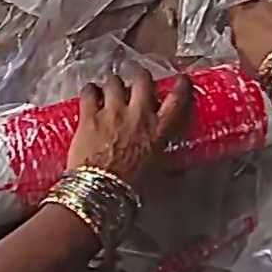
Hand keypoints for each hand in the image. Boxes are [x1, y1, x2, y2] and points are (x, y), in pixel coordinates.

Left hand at [67, 69, 194, 183]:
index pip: (177, 99)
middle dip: (141, 79)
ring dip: (114, 85)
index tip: (181, 80)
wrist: (99, 192)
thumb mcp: (158, 173)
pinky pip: (89, 91)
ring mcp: (113, 112)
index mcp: (158, 129)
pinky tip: (91, 96)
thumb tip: (179, 172)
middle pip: (143, 80)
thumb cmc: (132, 187)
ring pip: (115, 82)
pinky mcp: (89, 115)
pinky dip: (91, 91)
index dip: (181, 85)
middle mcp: (138, 114)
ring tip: (110, 92)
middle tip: (137, 85)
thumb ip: (168, 164)